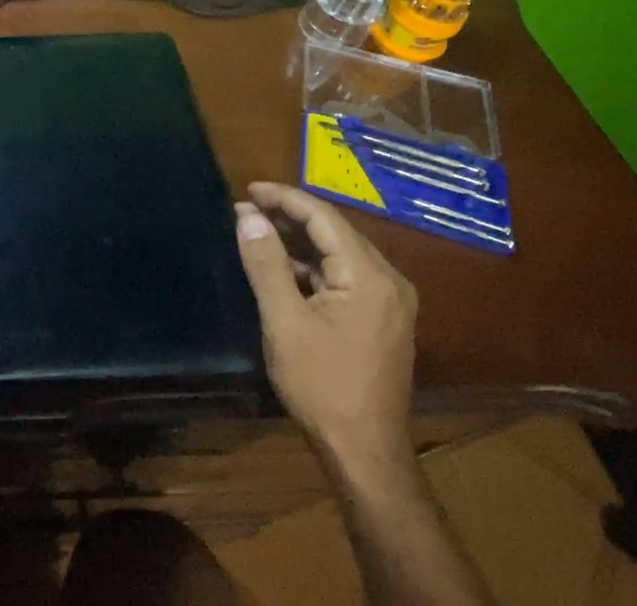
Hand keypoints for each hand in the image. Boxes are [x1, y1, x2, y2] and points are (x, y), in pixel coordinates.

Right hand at [233, 182, 417, 458]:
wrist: (363, 447)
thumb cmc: (320, 383)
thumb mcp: (284, 320)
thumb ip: (266, 264)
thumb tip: (246, 215)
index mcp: (369, 277)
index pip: (325, 218)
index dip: (285, 198)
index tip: (247, 189)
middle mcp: (389, 281)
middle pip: (337, 232)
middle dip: (291, 216)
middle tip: (245, 210)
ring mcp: (390, 302)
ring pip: (341, 254)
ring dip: (301, 241)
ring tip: (258, 233)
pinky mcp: (383, 319)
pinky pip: (347, 277)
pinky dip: (314, 267)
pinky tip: (285, 270)